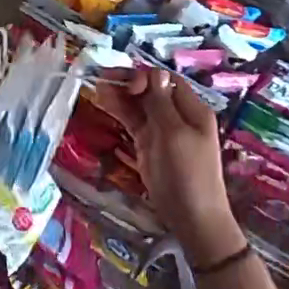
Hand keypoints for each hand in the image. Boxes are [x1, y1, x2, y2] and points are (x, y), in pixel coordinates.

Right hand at [96, 68, 242, 262]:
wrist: (191, 215)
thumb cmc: (188, 172)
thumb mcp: (174, 134)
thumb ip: (161, 103)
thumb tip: (153, 73)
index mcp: (192, 109)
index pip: (166, 80)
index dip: (146, 77)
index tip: (128, 85)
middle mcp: (176, 115)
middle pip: (150, 90)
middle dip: (128, 82)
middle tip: (102, 78)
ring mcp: (161, 130)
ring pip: (138, 105)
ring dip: (119, 95)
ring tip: (96, 86)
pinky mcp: (147, 144)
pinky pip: (132, 121)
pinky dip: (118, 110)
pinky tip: (103, 101)